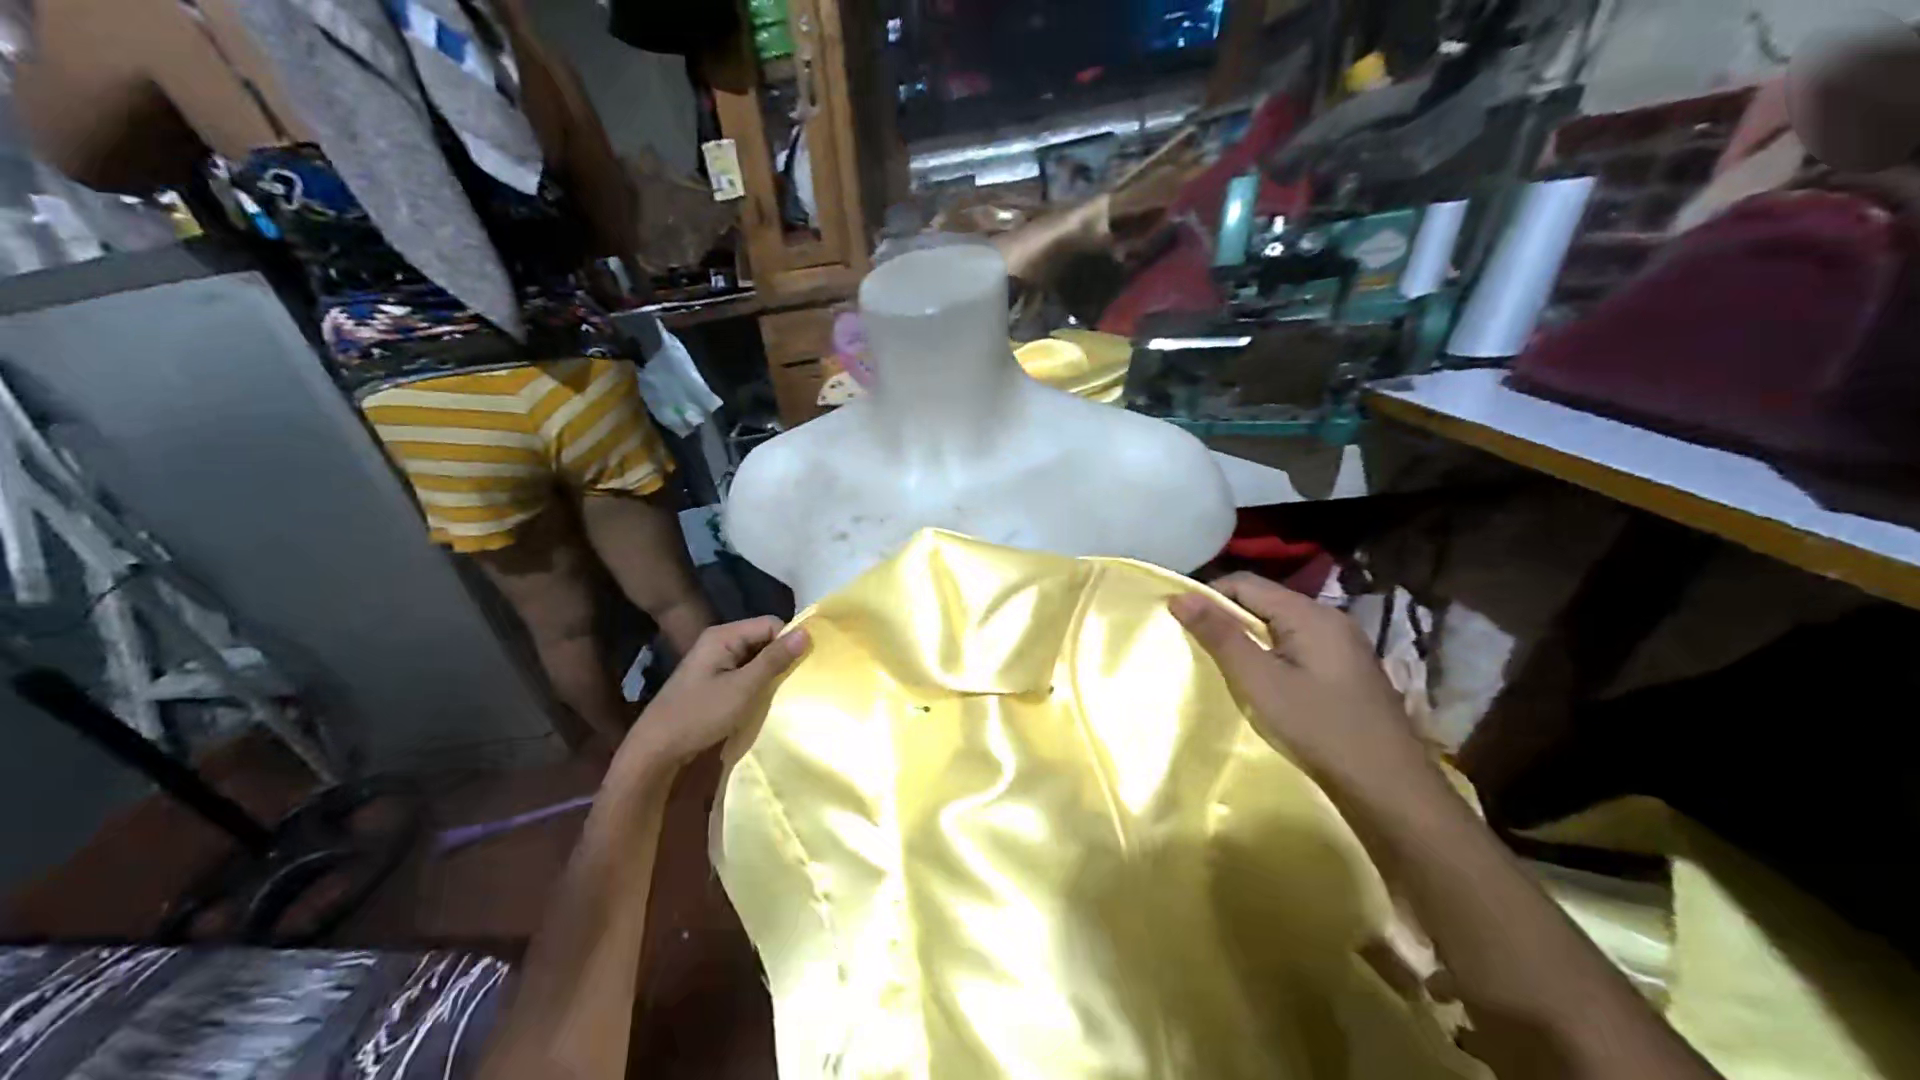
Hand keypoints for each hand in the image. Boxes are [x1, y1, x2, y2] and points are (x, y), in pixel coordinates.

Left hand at [612, 617, 808, 779]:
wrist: (656, 749)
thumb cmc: (700, 715)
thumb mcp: (743, 688)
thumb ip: (774, 660)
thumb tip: (806, 633)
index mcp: (723, 636)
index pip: (770, 624)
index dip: (788, 641)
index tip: (803, 666)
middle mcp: (718, 641)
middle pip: (763, 639)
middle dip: (780, 658)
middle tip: (796, 682)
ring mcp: (714, 661)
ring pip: (755, 657)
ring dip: (769, 673)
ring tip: (783, 692)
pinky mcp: (713, 679)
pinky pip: (744, 672)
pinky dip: (756, 683)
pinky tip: (763, 700)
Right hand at [1170, 573, 1437, 801]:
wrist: (1389, 786)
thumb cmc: (1317, 728)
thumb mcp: (1258, 680)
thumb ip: (1220, 635)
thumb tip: (1180, 596)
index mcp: (1310, 614)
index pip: (1245, 582)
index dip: (1209, 596)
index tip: (1182, 623)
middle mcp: (1330, 618)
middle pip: (1265, 600)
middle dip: (1228, 617)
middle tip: (1200, 648)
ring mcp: (1344, 644)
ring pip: (1281, 624)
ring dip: (1250, 638)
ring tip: (1227, 666)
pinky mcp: (1349, 668)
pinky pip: (1299, 645)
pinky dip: (1273, 654)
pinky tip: (1265, 683)